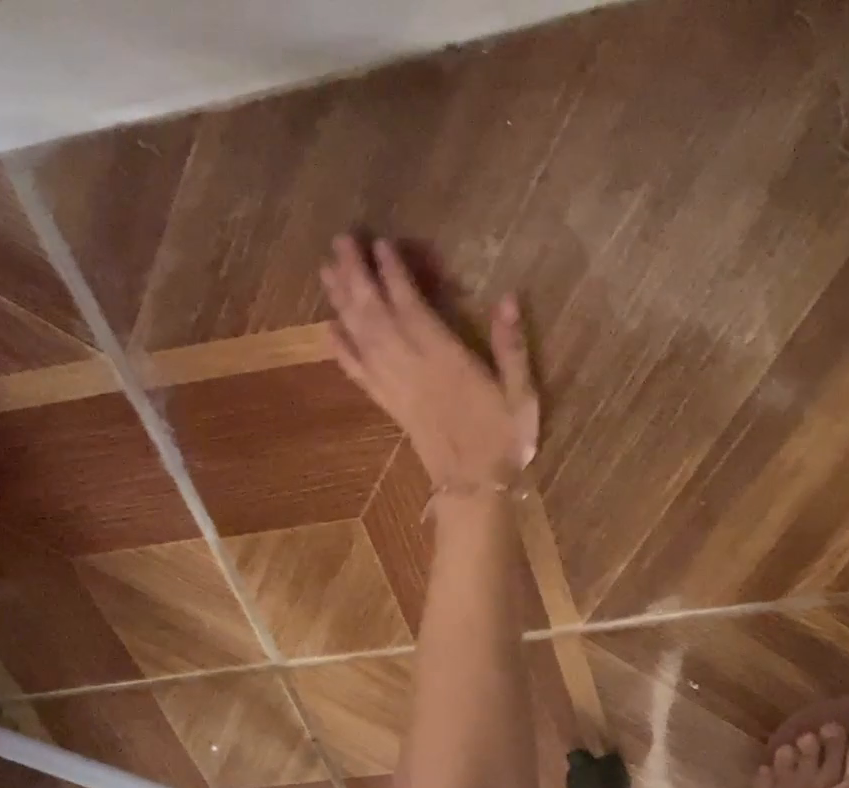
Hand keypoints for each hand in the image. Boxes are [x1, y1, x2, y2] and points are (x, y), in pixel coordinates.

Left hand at [319, 235, 539, 495]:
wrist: (474, 485)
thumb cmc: (503, 437)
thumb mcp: (520, 393)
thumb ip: (512, 347)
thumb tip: (508, 298)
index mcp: (445, 359)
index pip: (410, 306)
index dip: (394, 272)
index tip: (382, 243)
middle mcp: (411, 365)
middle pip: (375, 312)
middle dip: (356, 275)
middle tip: (340, 240)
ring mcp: (394, 385)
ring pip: (359, 334)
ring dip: (341, 300)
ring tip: (328, 268)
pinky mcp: (388, 403)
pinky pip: (356, 370)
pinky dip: (339, 346)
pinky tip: (328, 326)